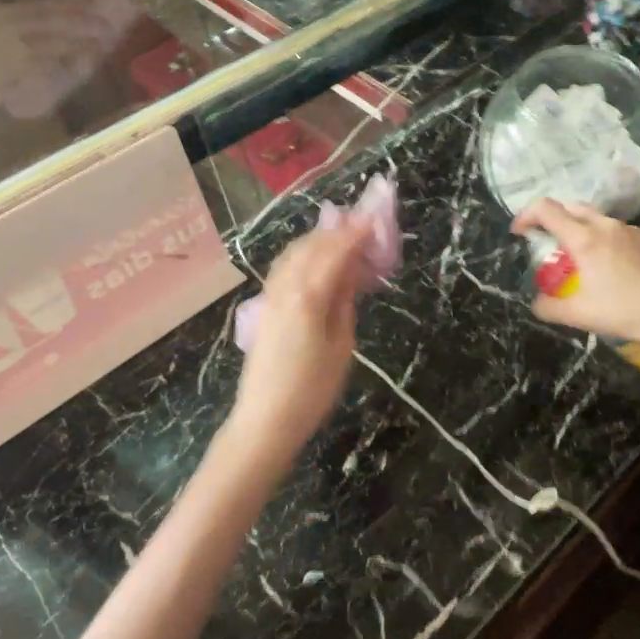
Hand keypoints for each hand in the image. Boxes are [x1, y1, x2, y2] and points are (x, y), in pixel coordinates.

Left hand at [228, 223, 371, 457]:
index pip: (335, 252)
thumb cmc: (312, 389)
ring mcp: (270, 296)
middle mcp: (285, 287)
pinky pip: (284, 268)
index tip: (374, 220)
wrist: (266, 418)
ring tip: (343, 238)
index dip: (356, 233)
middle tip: (363, 227)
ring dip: (319, 241)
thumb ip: (345, 302)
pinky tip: (316, 262)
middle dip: (338, 231)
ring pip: (294, 254)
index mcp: (309, 296)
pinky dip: (303, 256)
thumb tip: (351, 271)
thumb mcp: (341, 346)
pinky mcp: (264, 307)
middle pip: (312, 246)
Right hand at [510, 199, 639, 353]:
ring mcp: (630, 229)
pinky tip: (610, 267)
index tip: (519, 232)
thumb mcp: (578, 316)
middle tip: (547, 243)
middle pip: (570, 207)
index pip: (547, 209)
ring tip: (579, 258)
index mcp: (585, 239)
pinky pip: (617, 231)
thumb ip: (548, 307)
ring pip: (596, 219)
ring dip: (579, 230)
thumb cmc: (623, 313)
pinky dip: (604, 240)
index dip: (526, 215)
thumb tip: (536, 302)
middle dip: (552, 219)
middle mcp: (606, 226)